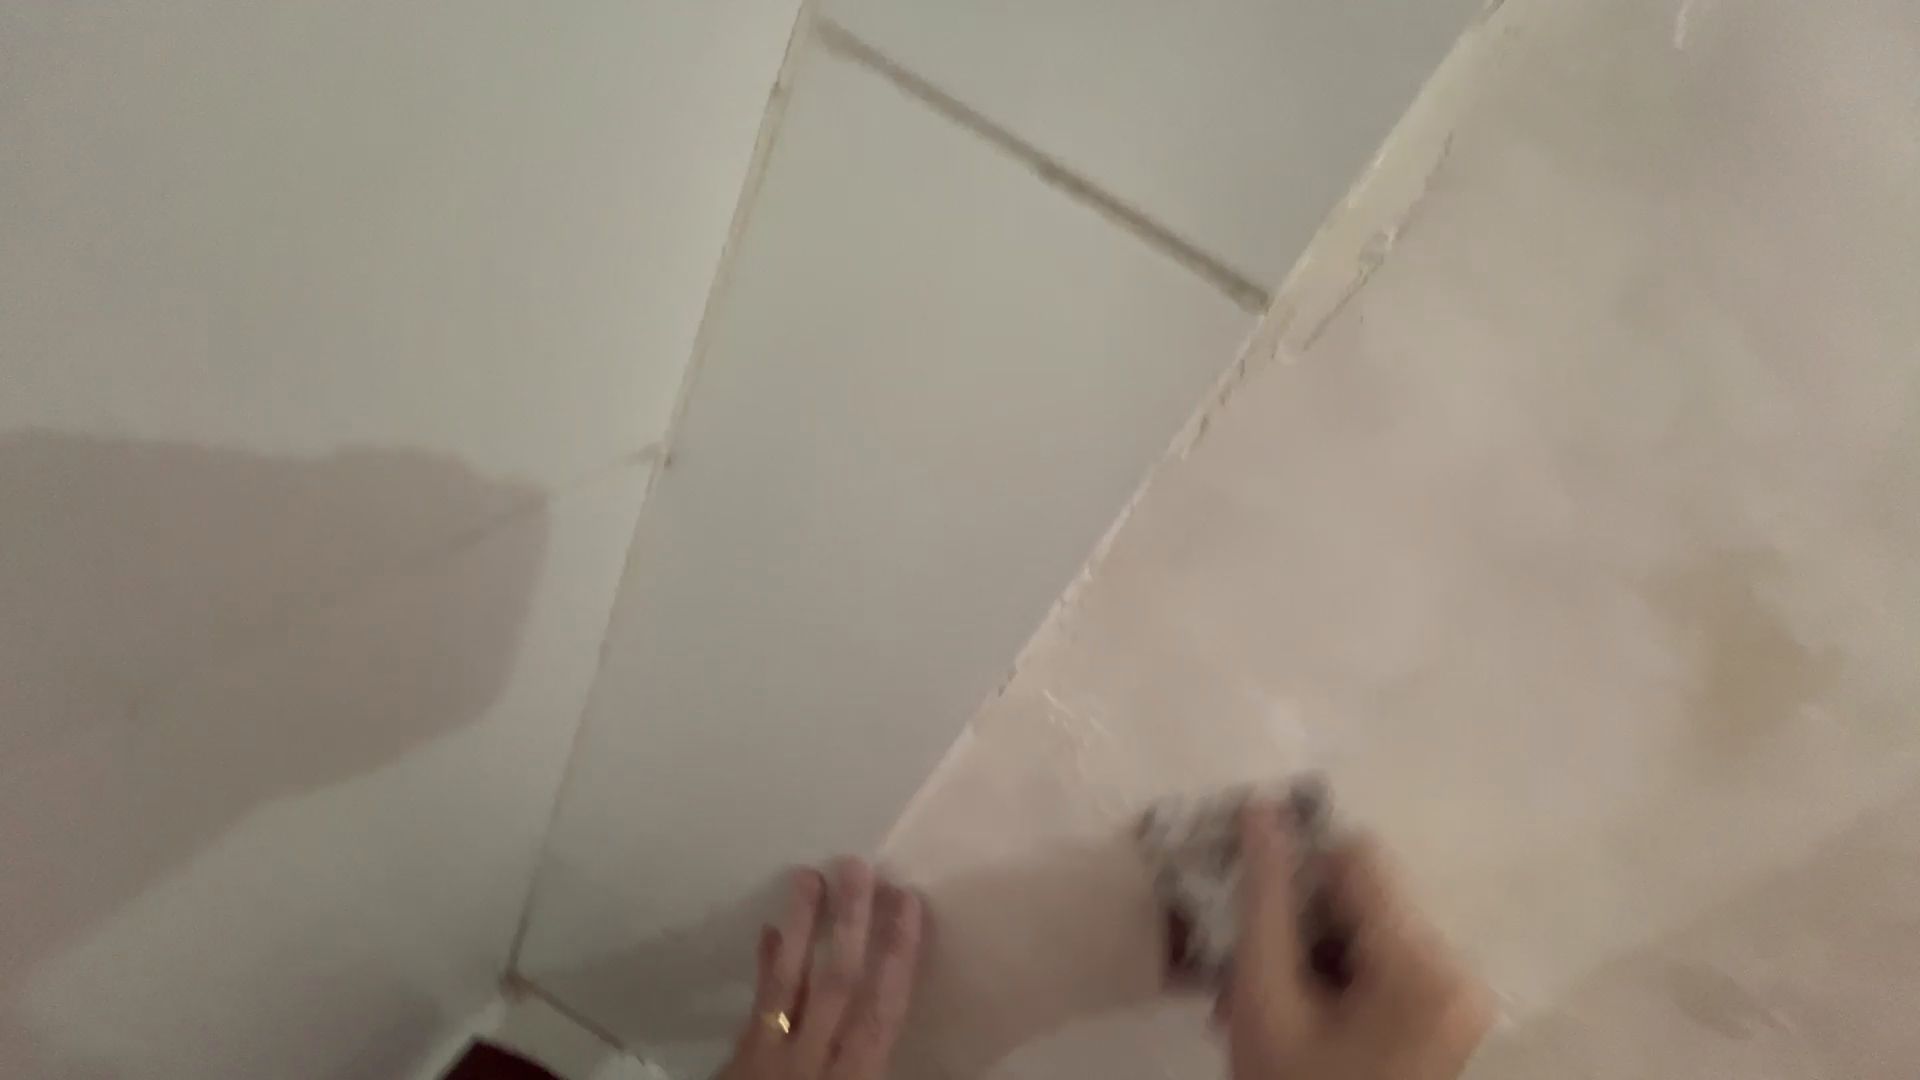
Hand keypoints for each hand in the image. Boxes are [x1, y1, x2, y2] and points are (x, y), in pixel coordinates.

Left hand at [717, 859, 924, 1079]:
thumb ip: (869, 1050)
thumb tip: (889, 1005)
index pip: (880, 1010)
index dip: (898, 954)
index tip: (907, 898)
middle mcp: (811, 1062)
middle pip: (836, 983)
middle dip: (850, 922)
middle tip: (856, 866)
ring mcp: (767, 1059)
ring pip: (787, 983)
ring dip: (801, 926)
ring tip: (807, 875)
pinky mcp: (736, 1063)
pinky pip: (756, 1008)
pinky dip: (766, 968)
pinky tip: (769, 930)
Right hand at [1222, 805, 1493, 1079]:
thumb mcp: (1265, 989)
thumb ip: (1265, 893)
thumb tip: (1261, 807)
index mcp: (1420, 963)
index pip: (1354, 856)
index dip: (1297, 865)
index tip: (1256, 902)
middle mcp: (1457, 970)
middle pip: (1359, 893)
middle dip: (1297, 917)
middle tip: (1252, 963)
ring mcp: (1459, 997)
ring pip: (1363, 923)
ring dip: (1309, 946)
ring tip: (1270, 994)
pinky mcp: (1449, 1015)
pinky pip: (1380, 957)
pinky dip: (1334, 970)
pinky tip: (1303, 1010)